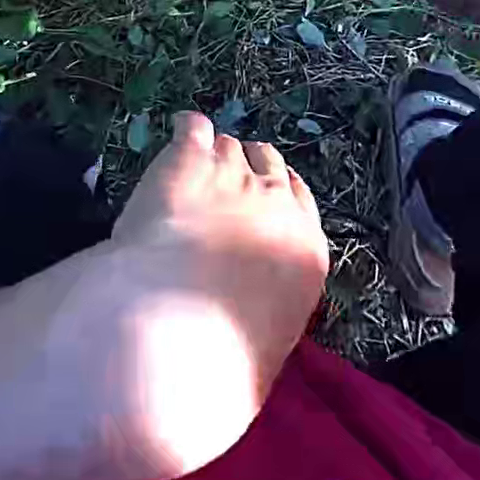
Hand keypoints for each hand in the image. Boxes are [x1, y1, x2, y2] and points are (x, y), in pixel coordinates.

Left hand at [93, 112, 327, 472]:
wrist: (175, 323)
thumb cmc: (224, 353)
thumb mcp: (270, 337)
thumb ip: (272, 301)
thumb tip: (255, 307)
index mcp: (305, 246)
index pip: (299, 196)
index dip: (278, 189)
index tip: (263, 191)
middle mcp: (274, 201)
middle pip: (268, 162)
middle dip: (249, 166)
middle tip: (227, 177)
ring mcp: (231, 174)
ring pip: (228, 145)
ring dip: (215, 154)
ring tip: (195, 166)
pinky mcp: (187, 158)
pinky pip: (193, 126)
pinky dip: (186, 128)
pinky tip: (177, 131)